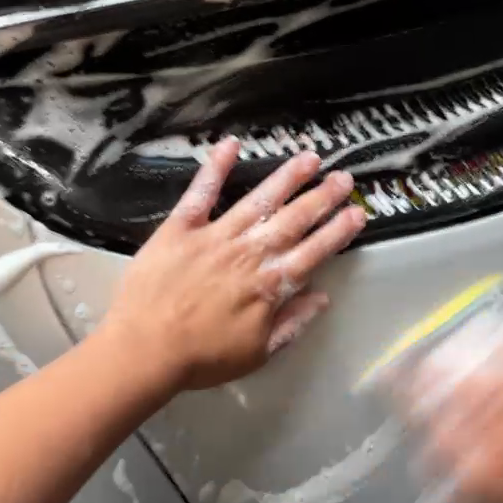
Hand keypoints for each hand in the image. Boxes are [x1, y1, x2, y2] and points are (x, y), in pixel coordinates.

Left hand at [95, 138, 366, 393]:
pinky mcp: (181, 227)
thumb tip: (322, 296)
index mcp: (269, 285)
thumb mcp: (258, 353)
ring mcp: (216, 235)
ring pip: (259, 200)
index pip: (313, 252)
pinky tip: (232, 144)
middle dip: (322, 197)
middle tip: (344, 178)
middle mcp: (249, 252)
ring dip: (287, 177)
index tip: (357, 212)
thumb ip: (292, 323)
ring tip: (310, 157)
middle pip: (294, 220)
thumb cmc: (202, 358)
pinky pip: (202, 192)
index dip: (338, 231)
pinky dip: (216, 167)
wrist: (145, 350)